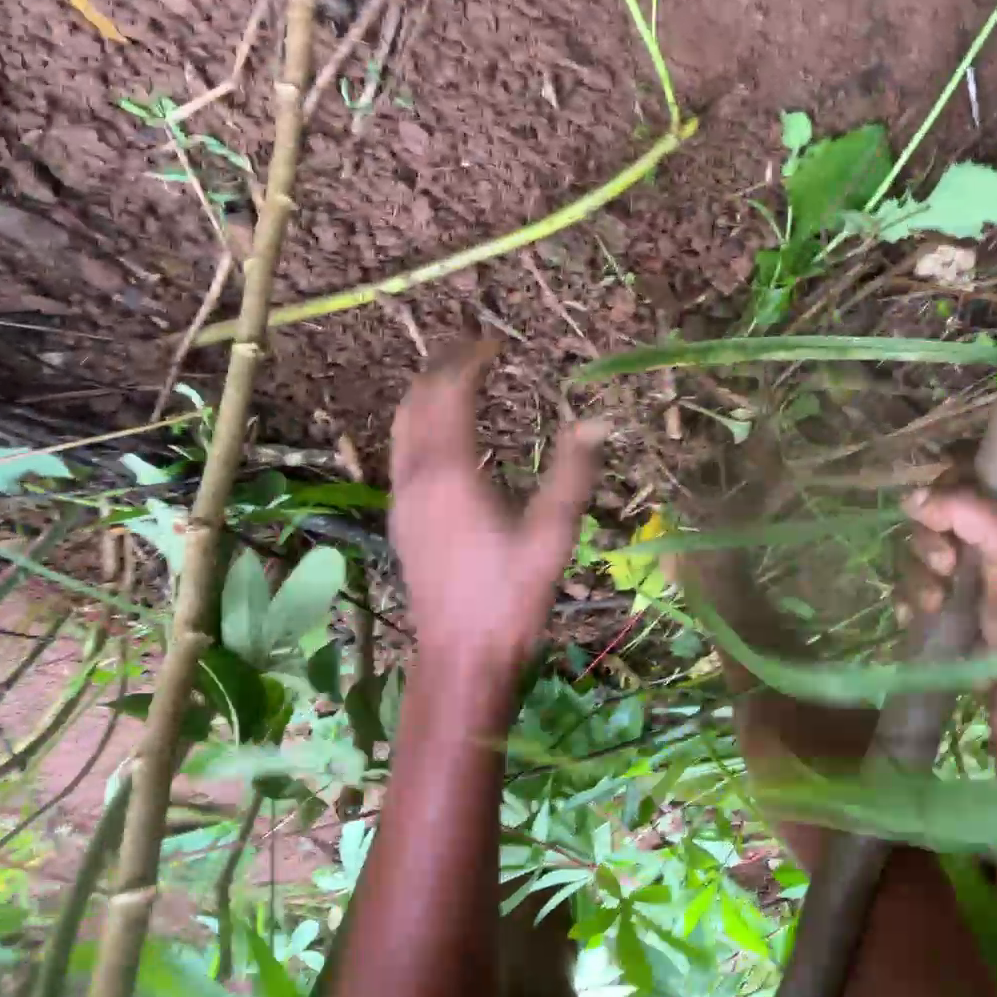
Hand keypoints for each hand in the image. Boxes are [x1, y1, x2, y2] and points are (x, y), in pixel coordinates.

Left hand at [389, 341, 604, 678]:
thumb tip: (595, 421)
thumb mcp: (553, 534)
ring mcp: (402, 498)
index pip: (448, 393)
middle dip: (441, 365)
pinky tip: (445, 435)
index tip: (495, 342)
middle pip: (416, 400)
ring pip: (401, 425)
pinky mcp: (401, 518)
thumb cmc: (511, 595)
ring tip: (456, 377)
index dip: (469, 359)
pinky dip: (420, 424)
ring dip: (425, 393)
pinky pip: (402, 451)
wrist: (463, 653)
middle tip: (472, 346)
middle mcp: (416, 476)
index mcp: (450, 473)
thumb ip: (574, 473)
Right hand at [899, 487, 996, 645]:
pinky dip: (907, 598)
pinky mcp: (939, 600)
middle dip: (930, 543)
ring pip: (914, 549)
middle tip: (946, 567)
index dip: (946, 490)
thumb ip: (971, 514)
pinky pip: (905, 583)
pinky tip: (919, 616)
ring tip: (935, 603)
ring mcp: (961, 570)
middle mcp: (987, 535)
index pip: (968, 474)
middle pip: (932, 513)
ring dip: (918, 576)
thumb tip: (912, 497)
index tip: (941, 517)